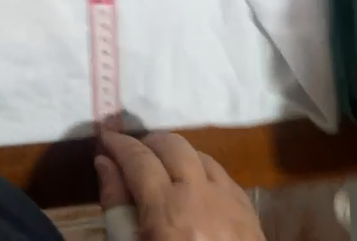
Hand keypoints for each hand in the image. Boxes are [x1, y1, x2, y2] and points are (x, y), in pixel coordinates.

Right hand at [96, 130, 265, 240]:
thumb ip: (116, 206)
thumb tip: (105, 163)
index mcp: (168, 212)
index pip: (138, 157)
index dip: (118, 143)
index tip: (104, 138)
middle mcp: (202, 199)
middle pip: (172, 145)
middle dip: (148, 143)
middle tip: (131, 155)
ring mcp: (231, 206)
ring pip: (200, 155)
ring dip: (177, 156)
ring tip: (163, 172)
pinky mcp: (251, 217)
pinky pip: (224, 177)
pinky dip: (203, 173)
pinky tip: (194, 191)